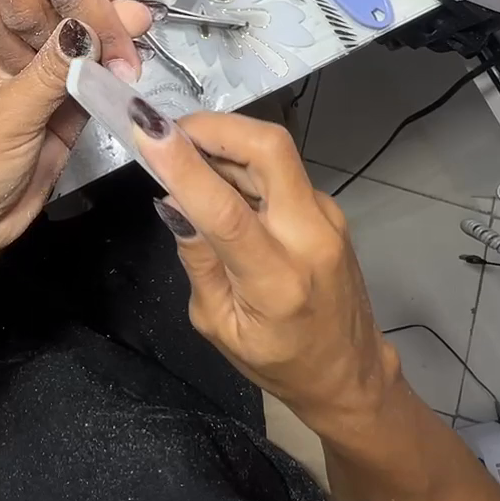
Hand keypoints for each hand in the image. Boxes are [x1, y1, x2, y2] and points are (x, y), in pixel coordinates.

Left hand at [0, 0, 151, 256]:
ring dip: (110, 44)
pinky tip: (135, 62)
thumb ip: (50, 72)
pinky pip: (91, 87)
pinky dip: (112, 77)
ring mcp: (38, 84)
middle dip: (97, 18)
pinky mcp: (61, 112)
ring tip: (144, 29)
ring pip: (79, 56)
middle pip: (59, 28)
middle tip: (138, 14)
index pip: (28, 5)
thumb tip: (87, 23)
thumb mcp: (7, 116)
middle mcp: (10, 55)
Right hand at [132, 111, 397, 425]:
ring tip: (182, 154)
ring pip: (272, 151)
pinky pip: (277, 168)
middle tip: (169, 131)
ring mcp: (325, 215)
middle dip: (214, 126)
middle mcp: (309, 237)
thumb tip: (173, 200)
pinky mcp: (326, 207)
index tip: (146, 129)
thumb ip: (197, 259)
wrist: (353, 374)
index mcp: (277, 282)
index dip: (183, 164)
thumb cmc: (280, 362)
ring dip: (221, 142)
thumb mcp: (219, 325)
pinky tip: (216, 177)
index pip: (225, 209)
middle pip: (269, 149)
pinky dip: (239, 160)